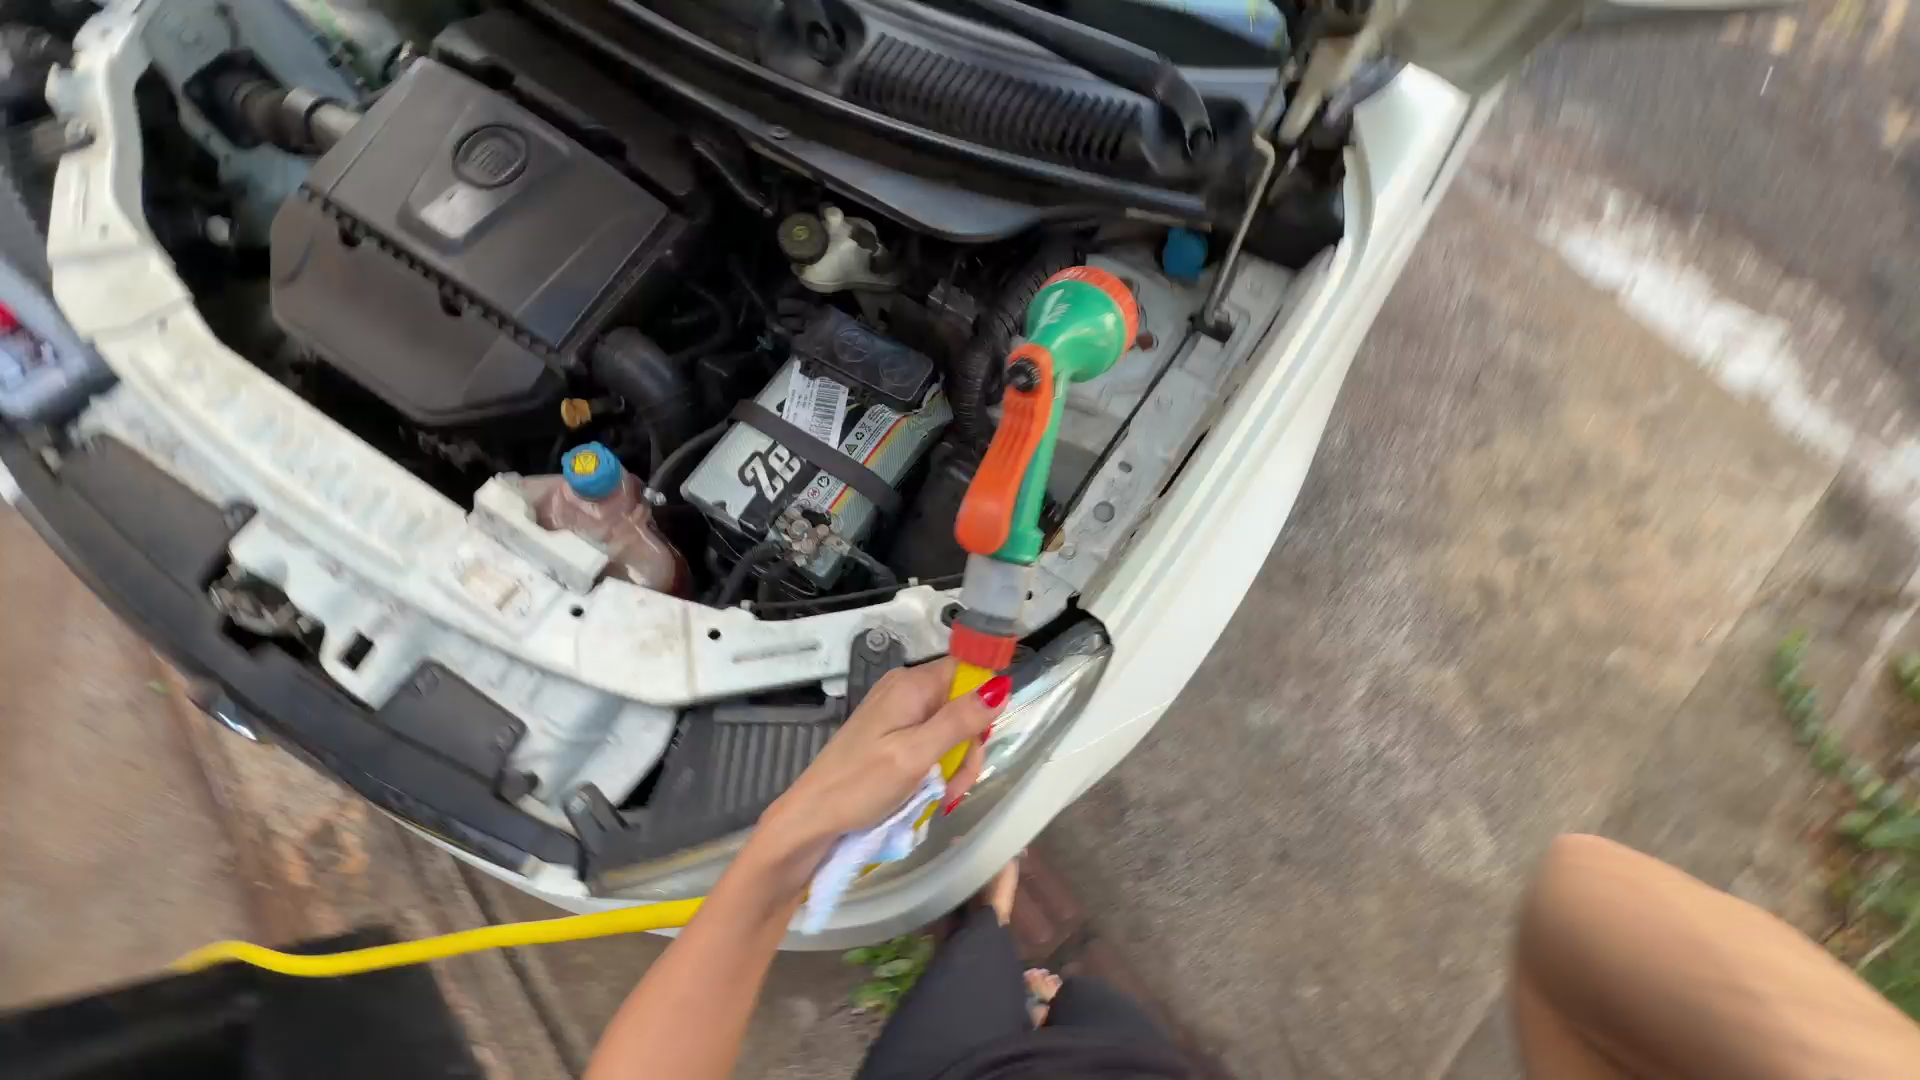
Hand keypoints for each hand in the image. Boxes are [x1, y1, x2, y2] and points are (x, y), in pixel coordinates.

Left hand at [753, 658, 1009, 874]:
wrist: (813, 818)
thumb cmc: (860, 785)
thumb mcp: (916, 755)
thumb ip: (958, 721)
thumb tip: (1000, 687)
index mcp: (910, 685)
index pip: (966, 671)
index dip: (983, 701)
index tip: (980, 737)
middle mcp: (905, 691)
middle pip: (962, 705)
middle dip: (967, 746)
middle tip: (952, 782)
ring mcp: (898, 714)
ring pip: (950, 730)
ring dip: (953, 765)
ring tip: (937, 794)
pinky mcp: (893, 737)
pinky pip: (931, 744)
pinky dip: (935, 769)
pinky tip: (926, 791)